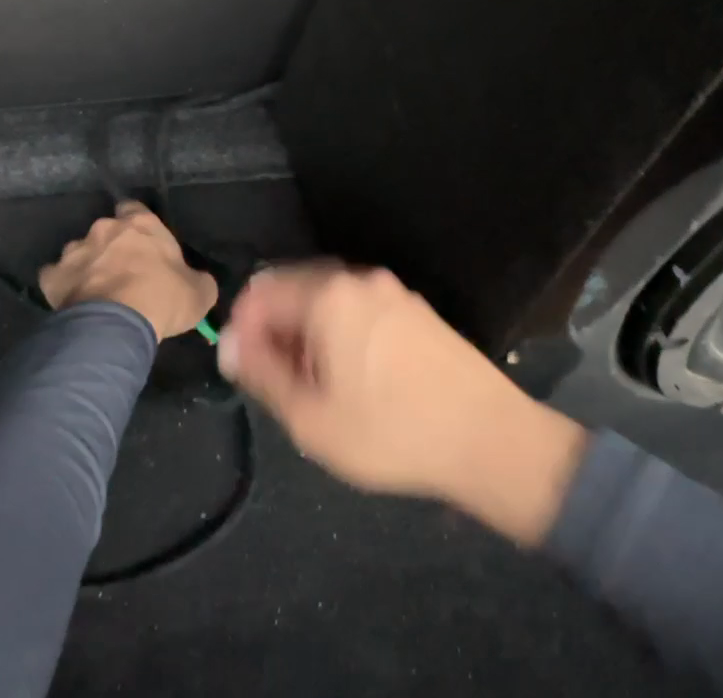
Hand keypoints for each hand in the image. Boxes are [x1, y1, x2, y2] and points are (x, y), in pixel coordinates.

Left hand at [39, 201, 217, 338]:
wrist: (116, 324)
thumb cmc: (163, 299)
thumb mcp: (200, 292)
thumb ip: (197, 279)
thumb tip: (197, 281)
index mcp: (141, 225)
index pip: (135, 208)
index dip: (138, 225)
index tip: (143, 244)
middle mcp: (104, 229)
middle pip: (105, 231)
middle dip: (112, 247)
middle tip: (123, 274)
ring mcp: (74, 251)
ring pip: (79, 253)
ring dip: (87, 266)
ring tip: (97, 292)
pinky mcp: (53, 276)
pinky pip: (55, 277)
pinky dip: (63, 286)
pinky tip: (72, 302)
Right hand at [217, 263, 587, 544]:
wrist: (492, 441)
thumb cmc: (392, 433)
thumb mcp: (311, 417)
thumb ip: (261, 374)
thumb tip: (230, 344)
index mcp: (327, 295)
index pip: (258, 295)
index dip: (241, 332)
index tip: (244, 372)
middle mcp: (358, 280)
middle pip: (292, 292)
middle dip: (275, 333)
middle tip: (279, 386)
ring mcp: (392, 293)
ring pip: (326, 303)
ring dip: (307, 337)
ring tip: (314, 389)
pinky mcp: (416, 311)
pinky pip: (357, 312)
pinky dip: (339, 336)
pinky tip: (351, 380)